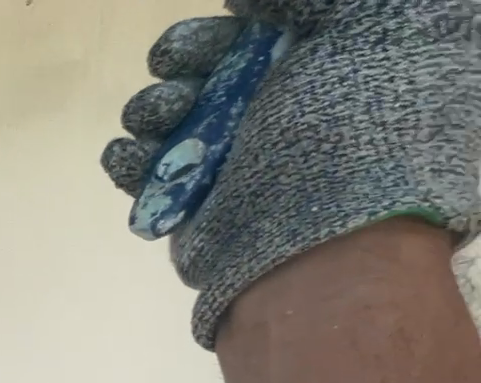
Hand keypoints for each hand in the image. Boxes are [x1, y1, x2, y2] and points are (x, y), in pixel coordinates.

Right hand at [102, 1, 480, 349]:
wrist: (315, 244)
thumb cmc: (357, 131)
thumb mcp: (368, 27)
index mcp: (330, 58)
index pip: (258, 28)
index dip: (223, 28)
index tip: (220, 29)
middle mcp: (276, 104)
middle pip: (201, 67)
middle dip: (176, 64)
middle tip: (173, 75)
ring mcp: (228, 156)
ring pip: (163, 118)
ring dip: (148, 112)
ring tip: (156, 124)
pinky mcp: (186, 200)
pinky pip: (140, 172)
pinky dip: (126, 161)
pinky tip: (128, 158)